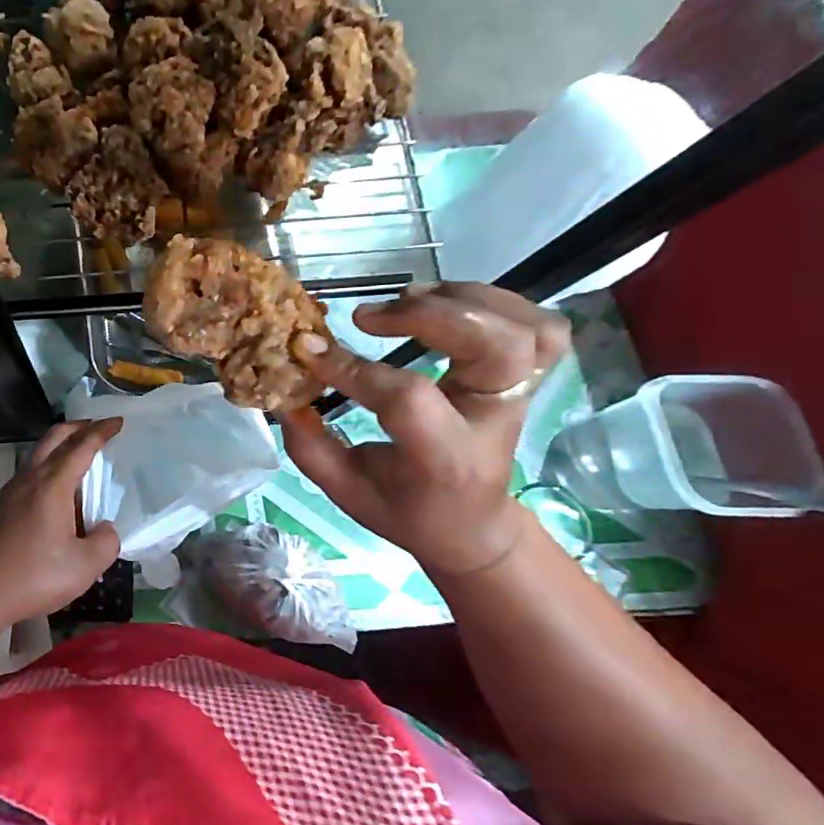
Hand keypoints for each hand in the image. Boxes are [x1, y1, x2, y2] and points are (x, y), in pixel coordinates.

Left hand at [0, 418, 122, 651]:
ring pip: (36, 456)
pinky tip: (54, 493)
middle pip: (52, 439)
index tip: (117, 421)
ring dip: (58, 448)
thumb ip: (105, 543)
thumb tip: (105, 529)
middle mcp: (28, 480)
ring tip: (77, 459)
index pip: (81, 447)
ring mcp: (9, 493)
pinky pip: (27, 476)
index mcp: (52, 485)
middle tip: (95, 428)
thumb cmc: (34, 576)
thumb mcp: (85, 566)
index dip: (101, 431)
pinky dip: (45, 469)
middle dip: (76, 428)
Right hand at [278, 282, 570, 576]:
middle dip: (428, 316)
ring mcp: (519, 396)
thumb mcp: (344, 492)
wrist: (472, 525)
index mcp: (445, 458)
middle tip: (368, 317)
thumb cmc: (403, 511)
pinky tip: (445, 302)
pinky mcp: (527, 379)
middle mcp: (491, 420)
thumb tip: (284, 393)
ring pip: (526, 328)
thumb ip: (310, 446)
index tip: (308, 349)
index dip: (353, 367)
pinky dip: (496, 302)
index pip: (407, 397)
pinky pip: (539, 326)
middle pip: (494, 346)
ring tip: (407, 299)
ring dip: (463, 299)